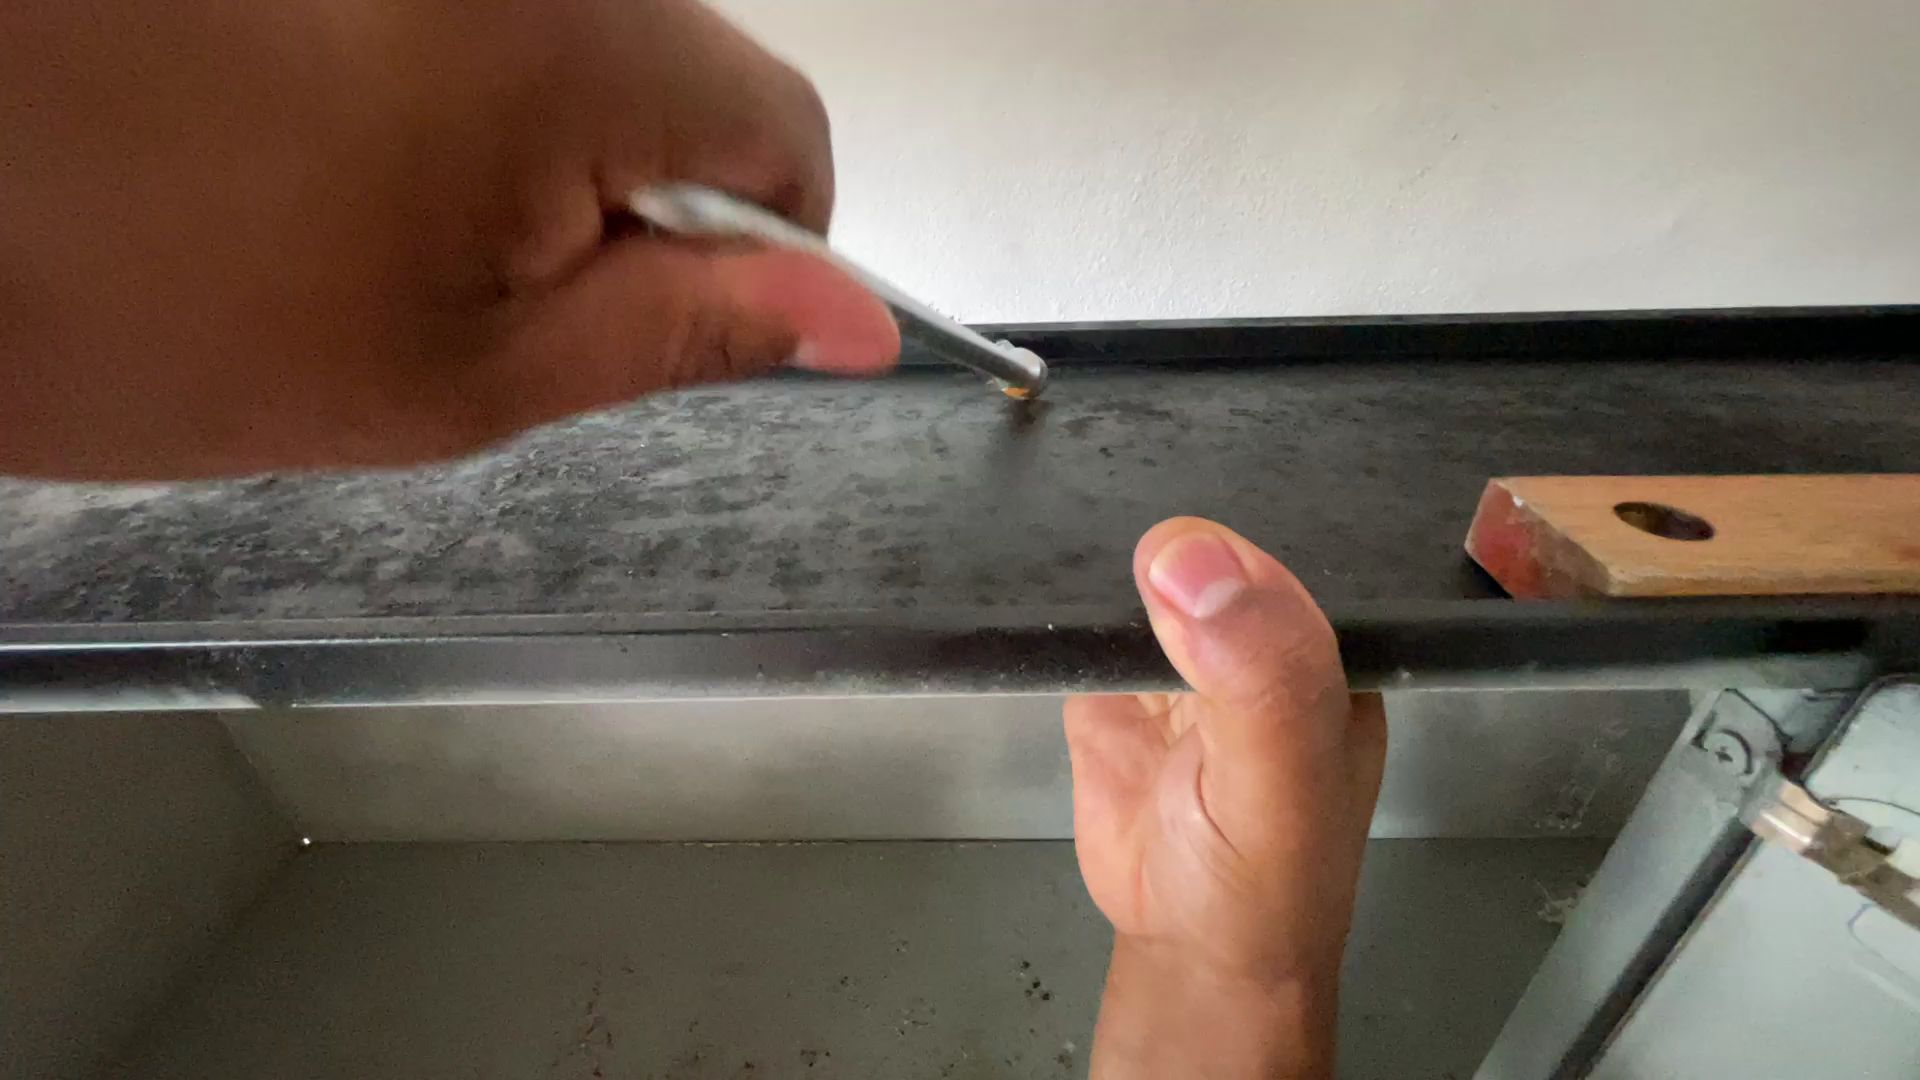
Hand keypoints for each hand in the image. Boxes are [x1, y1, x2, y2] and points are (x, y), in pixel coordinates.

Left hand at [0, 0, 898, 478]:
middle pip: (700, 73)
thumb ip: (696, 329)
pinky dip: (485, 87)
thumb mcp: (488, 372)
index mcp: (561, 47)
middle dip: (657, 194)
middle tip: (520, 273)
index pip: (789, 130)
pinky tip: (362, 133)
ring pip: (605, 40)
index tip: (684, 296)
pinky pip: (512, 9)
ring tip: (418, 206)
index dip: (776, 238)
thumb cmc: (177, 319)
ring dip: (568, 146)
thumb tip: (859, 324)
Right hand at [1066, 517, 1386, 1078]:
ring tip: (1060, 540)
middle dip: (1148, 545)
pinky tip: (1033, 581)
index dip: (1218, 546)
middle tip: (1100, 537)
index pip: (1271, 559)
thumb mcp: (1279, 783)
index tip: (1164, 552)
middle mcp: (1246, 637)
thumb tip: (1185, 558)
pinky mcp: (1106, 675)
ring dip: (1095, 561)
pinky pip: (1081, 621)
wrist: (1182, 941)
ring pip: (1132, 576)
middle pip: (1195, 553)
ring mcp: (1171, 653)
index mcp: (1317, 646)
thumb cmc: (1258, 875)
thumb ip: (1258, 678)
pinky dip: (1058, 605)